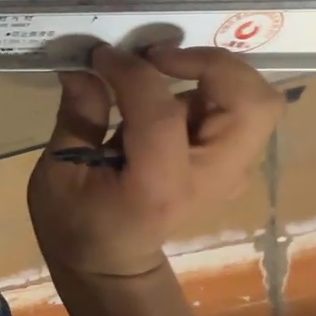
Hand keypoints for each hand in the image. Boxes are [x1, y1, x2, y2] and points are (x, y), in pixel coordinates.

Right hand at [28, 44, 284, 280]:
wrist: (109, 261)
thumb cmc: (72, 221)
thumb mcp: (58, 171)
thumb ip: (78, 117)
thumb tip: (82, 68)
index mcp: (159, 183)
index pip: (163, 113)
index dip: (133, 74)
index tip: (100, 55)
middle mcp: (211, 174)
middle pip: (250, 102)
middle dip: (209, 64)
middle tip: (156, 55)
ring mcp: (231, 169)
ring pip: (258, 102)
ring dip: (215, 74)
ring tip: (162, 68)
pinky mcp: (231, 161)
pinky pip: (240, 111)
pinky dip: (212, 89)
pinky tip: (167, 91)